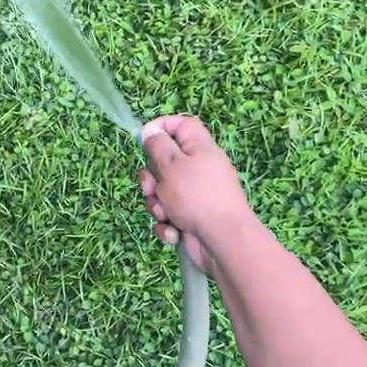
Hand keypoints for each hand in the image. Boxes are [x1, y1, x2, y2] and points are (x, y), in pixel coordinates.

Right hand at [137, 115, 254, 274]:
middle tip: (151, 186)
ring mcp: (194, 195)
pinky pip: (168, 213)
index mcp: (199, 150)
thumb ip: (157, 145)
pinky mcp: (189, 217)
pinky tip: (173, 231)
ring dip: (156, 203)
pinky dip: (166, 223)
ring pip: (161, 190)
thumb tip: (150, 132)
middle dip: (151, 176)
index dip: (162, 126)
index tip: (144, 138)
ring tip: (164, 213)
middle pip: (164, 161)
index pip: (181, 125)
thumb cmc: (196, 196)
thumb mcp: (171, 164)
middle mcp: (198, 169)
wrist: (222, 242)